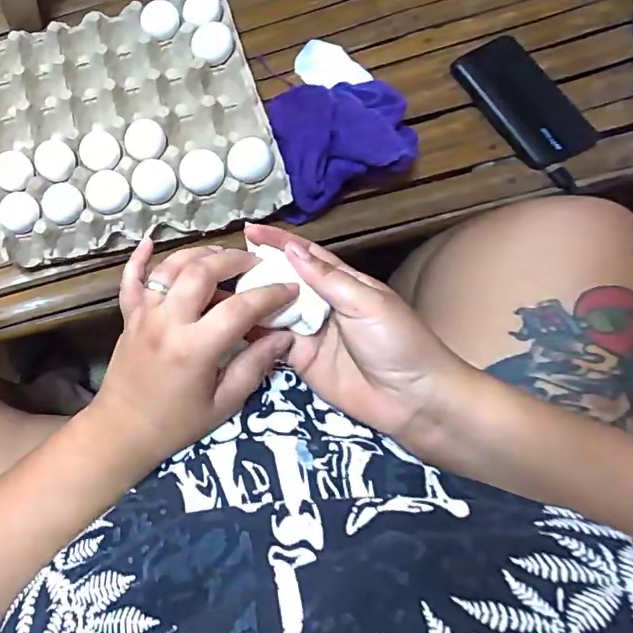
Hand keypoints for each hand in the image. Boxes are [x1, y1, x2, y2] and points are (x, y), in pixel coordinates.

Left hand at [88, 238, 298, 466]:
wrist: (122, 429)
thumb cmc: (176, 423)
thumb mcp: (224, 403)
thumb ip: (254, 366)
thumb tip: (286, 336)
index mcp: (194, 347)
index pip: (239, 307)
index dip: (269, 294)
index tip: (288, 289)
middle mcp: (166, 321)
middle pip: (201, 272)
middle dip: (233, 261)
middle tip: (255, 265)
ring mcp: (143, 314)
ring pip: (169, 268)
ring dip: (197, 255)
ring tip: (222, 258)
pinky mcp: (127, 315)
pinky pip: (130, 280)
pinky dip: (138, 259)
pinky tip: (149, 241)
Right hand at [243, 224, 478, 447]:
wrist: (415, 402)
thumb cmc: (400, 344)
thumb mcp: (367, 303)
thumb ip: (327, 278)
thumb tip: (291, 249)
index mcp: (341, 283)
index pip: (304, 255)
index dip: (277, 242)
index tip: (249, 230)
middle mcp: (320, 303)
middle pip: (281, 281)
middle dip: (255, 269)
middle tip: (222, 264)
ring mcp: (307, 331)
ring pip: (270, 309)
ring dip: (248, 300)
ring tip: (216, 290)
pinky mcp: (298, 358)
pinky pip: (269, 341)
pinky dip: (250, 332)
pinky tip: (227, 323)